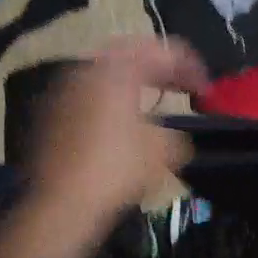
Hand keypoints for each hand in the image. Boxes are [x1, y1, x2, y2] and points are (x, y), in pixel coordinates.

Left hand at [22, 37, 210, 221]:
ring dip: (134, 83)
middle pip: (130, 54)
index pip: (162, 52)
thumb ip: (175, 133)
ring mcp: (64, 91)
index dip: (190, 66)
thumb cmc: (117, 169)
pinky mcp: (51, 115)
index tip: (205, 88)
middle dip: (160, 68)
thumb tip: (172, 136)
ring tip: (155, 100)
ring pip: (107, 75)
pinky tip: (125, 121)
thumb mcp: (164, 151)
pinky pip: (90, 95)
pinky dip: (112, 100)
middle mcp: (88, 71)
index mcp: (118, 69)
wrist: (61, 204)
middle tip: (181, 84)